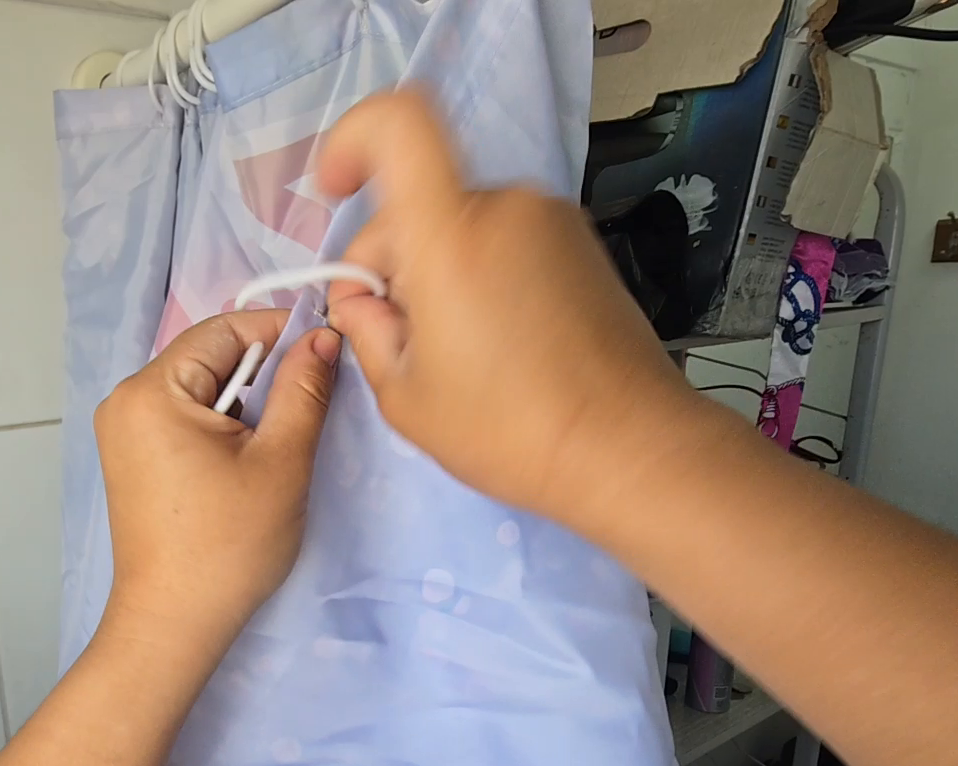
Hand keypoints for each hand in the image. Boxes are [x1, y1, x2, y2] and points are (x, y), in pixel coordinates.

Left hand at [94, 310, 341, 651]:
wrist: (174, 623)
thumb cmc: (229, 545)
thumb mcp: (280, 461)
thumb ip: (304, 389)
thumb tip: (323, 336)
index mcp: (151, 390)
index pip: (224, 329)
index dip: (281, 330)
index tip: (328, 348)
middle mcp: (125, 401)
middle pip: (209, 358)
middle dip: (264, 372)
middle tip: (311, 401)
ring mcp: (123, 432)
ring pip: (199, 390)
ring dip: (245, 402)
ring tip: (281, 439)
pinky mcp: (132, 460)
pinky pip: (183, 419)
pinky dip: (221, 426)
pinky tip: (247, 459)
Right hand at [318, 89, 728, 531]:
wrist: (622, 446)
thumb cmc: (503, 429)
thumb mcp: (402, 396)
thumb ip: (365, 331)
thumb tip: (359, 298)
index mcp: (449, 236)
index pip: (396, 127)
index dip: (353, 141)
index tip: (335, 191)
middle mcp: (503, 206)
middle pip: (417, 202)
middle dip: (389, 261)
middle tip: (395, 337)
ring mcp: (549, 219)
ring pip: (457, 225)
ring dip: (433, 273)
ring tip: (449, 348)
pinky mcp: (577, 242)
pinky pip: (499, 239)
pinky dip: (474, 274)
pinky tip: (488, 339)